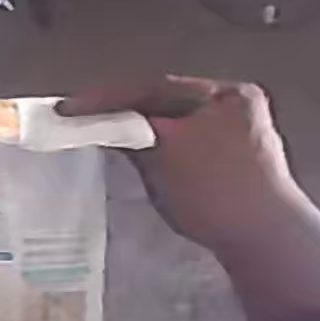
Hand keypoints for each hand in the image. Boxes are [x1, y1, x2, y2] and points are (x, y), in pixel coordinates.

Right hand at [57, 76, 305, 255]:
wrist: (254, 233)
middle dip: (111, 109)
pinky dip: (133, 139)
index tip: (65, 108)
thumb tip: (91, 120)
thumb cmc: (215, 185)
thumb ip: (131, 128)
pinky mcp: (202, 155)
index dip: (104, 96)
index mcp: (224, 95)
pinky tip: (109, 143)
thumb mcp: (168, 148)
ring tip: (82, 128)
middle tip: (69, 116)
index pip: (152, 87)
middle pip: (154, 101)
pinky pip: (159, 138)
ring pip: (155, 120)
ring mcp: (215, 131)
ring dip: (120, 124)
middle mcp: (222, 106)